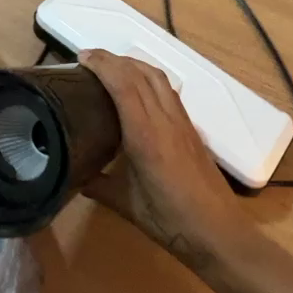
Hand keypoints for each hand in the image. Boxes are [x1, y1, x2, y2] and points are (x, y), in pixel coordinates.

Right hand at [80, 49, 253, 266]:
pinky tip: (138, 87)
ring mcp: (181, 121)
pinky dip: (147, 76)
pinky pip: (167, 89)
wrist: (221, 234)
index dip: (102, 65)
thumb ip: (98, 186)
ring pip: (157, 76)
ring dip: (132, 63)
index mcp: (145, 135)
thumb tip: (72, 174)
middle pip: (139, 73)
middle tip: (88, 59)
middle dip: (112, 58)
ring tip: (110, 66)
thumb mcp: (127, 206)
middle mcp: (165, 120)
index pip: (123, 84)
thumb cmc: (172, 222)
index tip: (81, 58)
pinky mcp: (191, 127)